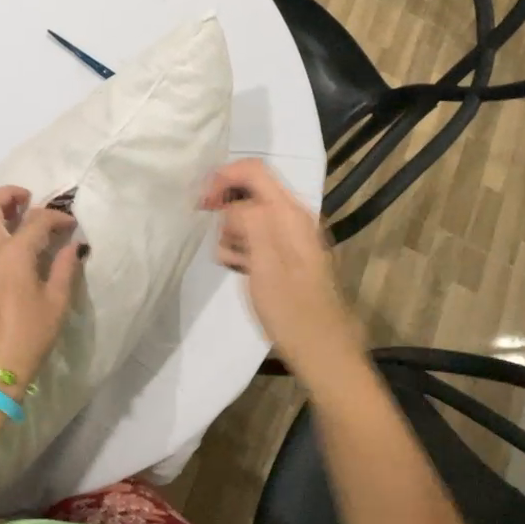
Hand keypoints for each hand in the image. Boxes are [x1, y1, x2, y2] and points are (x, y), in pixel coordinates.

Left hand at [0, 186, 80, 386]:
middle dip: (9, 194)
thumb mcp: (56, 302)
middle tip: (28, 200)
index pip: (36, 220)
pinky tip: (0, 240)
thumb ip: (65, 268)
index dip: (56, 217)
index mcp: (12, 253)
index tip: (70, 224)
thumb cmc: (29, 336)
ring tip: (12, 216)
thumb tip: (74, 245)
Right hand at [201, 159, 361, 371]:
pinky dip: (240, 245)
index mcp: (291, 214)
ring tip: (231, 259)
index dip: (222, 178)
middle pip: (249, 189)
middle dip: (224, 207)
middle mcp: (294, 217)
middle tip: (214, 236)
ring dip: (231, 230)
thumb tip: (230, 202)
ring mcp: (292, 236)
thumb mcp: (265, 263)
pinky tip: (239, 267)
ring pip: (249, 213)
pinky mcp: (286, 254)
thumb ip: (249, 221)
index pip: (252, 170)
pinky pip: (255, 234)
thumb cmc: (292, 311)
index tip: (202, 205)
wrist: (323, 353)